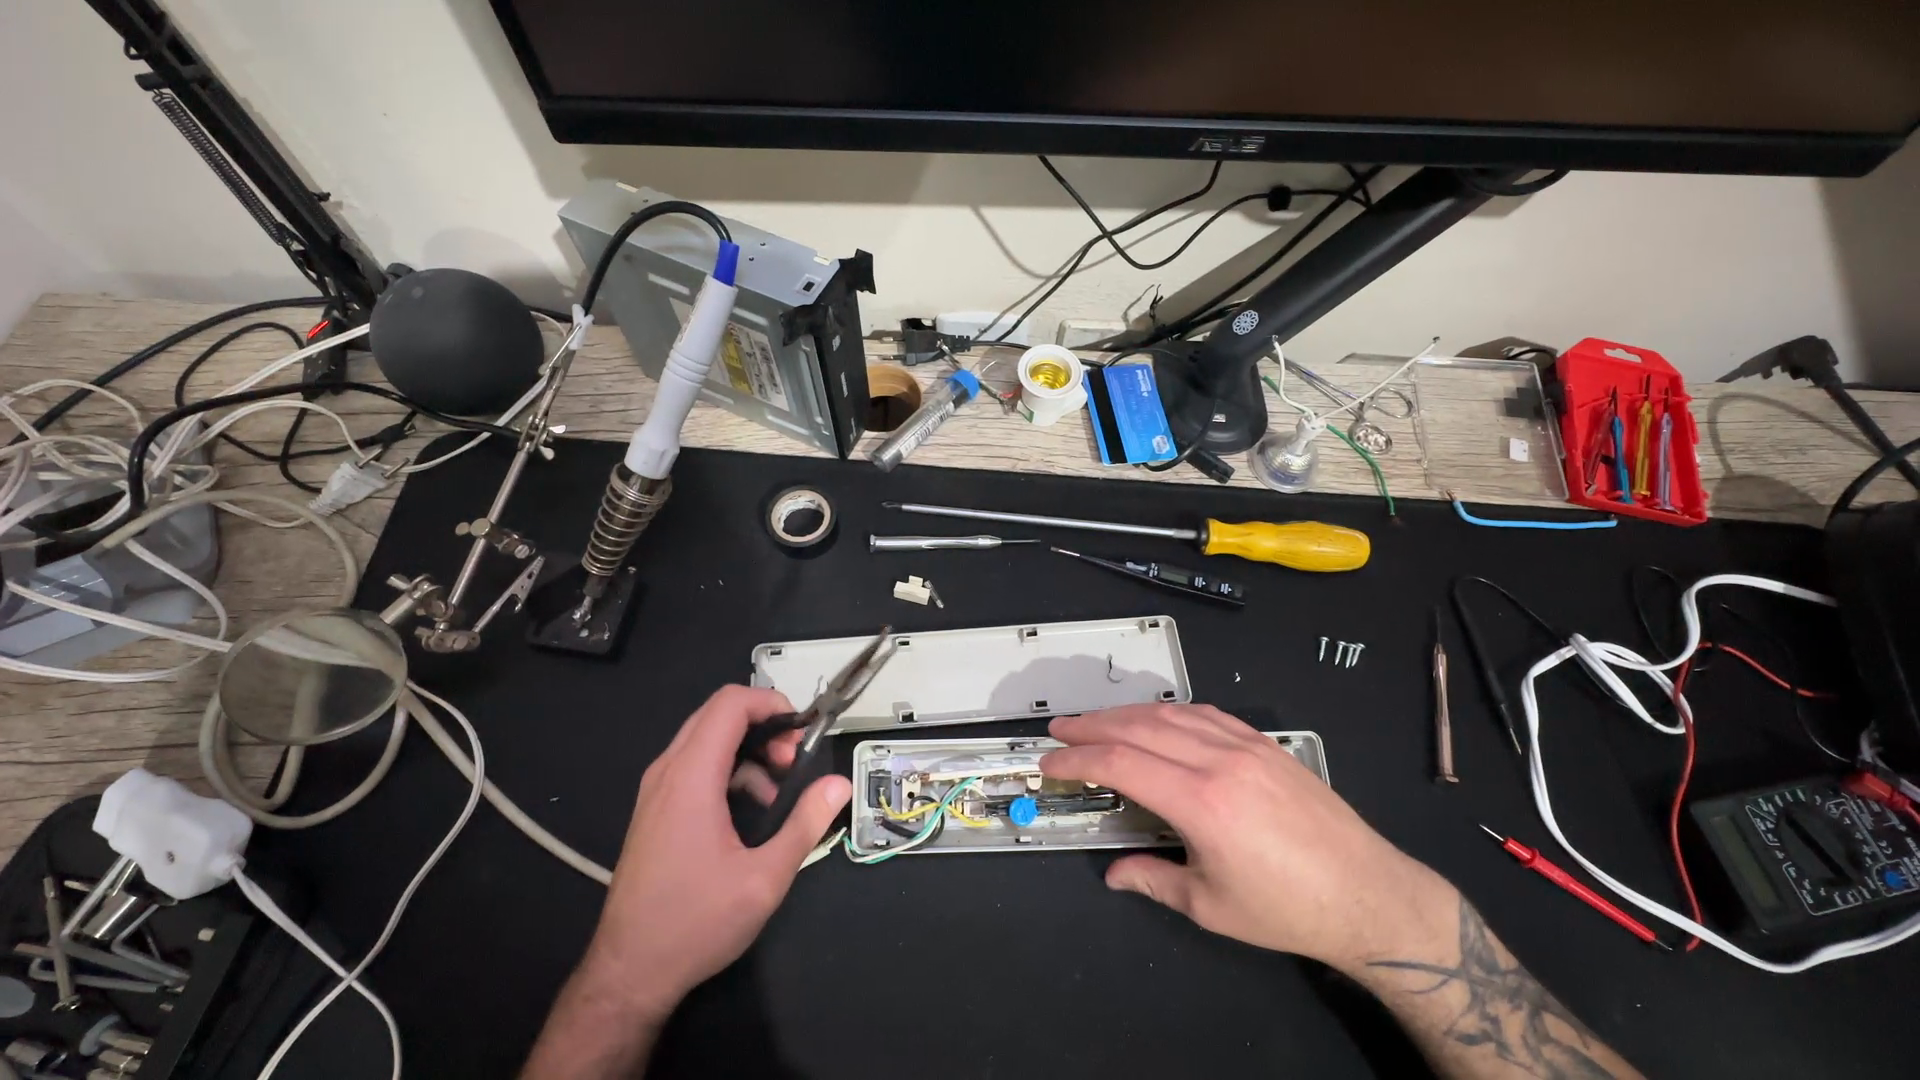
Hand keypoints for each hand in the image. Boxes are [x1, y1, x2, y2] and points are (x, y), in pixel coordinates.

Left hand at [582, 685, 851, 1019]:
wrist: (630, 970)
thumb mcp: (765, 878)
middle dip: (764, 726)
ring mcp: (656, 790)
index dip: (772, 703)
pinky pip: (694, 765)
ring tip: (778, 791)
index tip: (803, 733)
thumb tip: (839, 784)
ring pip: (706, 739)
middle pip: (717, 714)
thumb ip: (805, 824)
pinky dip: (728, 770)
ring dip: (748, 750)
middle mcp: (667, 772)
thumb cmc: (696, 923)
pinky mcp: (655, 809)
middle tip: (794, 762)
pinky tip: (750, 812)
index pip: (730, 704)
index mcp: (691, 777)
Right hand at [1041, 704, 1456, 974]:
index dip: (1077, 759)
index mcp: (1201, 802)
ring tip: (1096, 722)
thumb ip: (1153, 880)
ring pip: (1171, 714)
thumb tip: (1115, 873)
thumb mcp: (1210, 905)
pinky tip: (1157, 719)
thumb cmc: (1288, 908)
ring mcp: (1246, 747)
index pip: (1121, 763)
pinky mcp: (1266, 745)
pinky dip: (1171, 712)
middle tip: (1060, 730)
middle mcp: (1220, 762)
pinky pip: (1207, 715)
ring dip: (1126, 714)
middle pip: (1139, 728)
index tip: (1050, 762)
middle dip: (1092, 726)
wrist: (1368, 894)